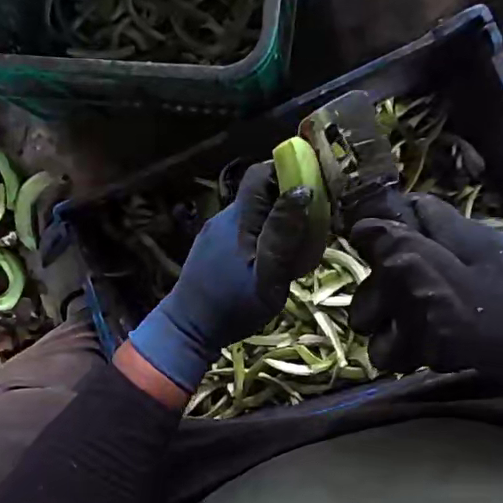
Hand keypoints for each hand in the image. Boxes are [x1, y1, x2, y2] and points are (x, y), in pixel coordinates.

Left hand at [127, 163, 312, 391]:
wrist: (187, 331)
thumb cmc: (231, 306)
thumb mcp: (267, 276)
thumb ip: (284, 234)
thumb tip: (303, 190)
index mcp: (239, 218)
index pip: (262, 173)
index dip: (288, 171)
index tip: (315, 185)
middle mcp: (225, 217)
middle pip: (261, 192)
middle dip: (289, 199)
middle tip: (313, 222)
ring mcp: (217, 232)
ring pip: (255, 212)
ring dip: (278, 220)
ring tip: (298, 245)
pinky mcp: (215, 247)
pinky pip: (245, 229)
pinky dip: (264, 235)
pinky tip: (273, 259)